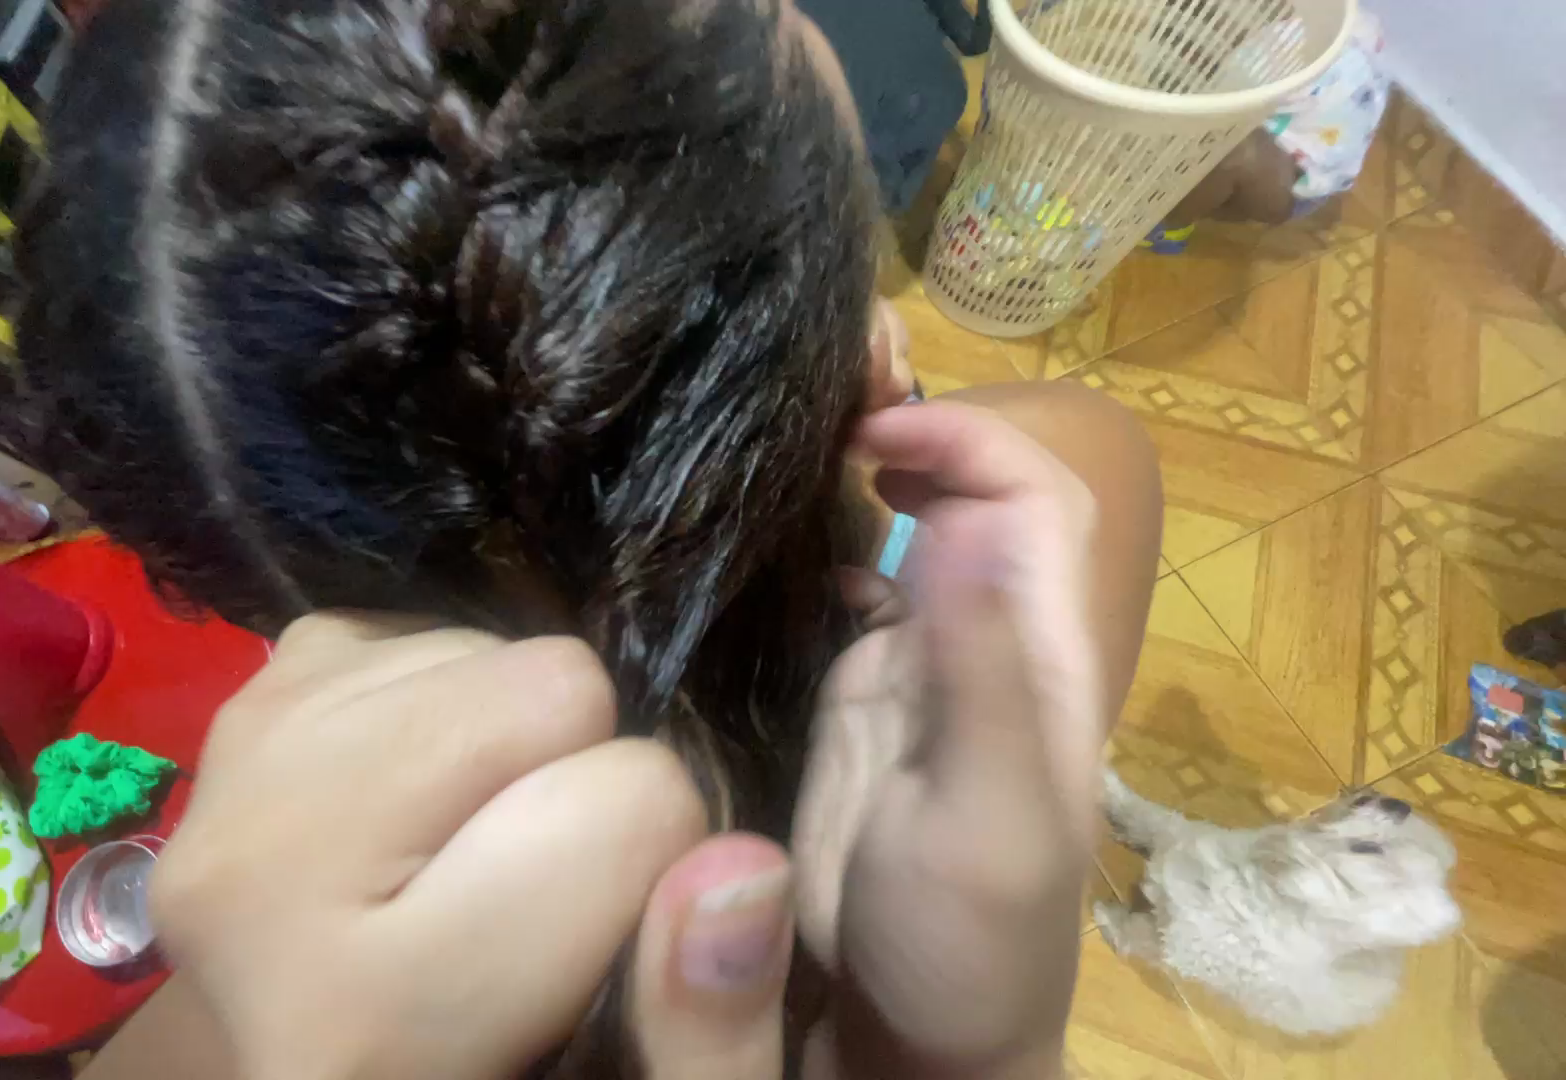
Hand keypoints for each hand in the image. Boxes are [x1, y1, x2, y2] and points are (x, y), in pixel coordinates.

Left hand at [149, 613, 799, 1079]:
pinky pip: (429, 627)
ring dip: (516, 727)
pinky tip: (418, 778)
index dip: (665, 848)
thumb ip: (706, 1038)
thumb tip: (745, 866)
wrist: (290, 1028)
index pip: (627, 807)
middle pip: (556, 683)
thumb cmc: (456, 1073)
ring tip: (467, 825)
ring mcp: (246, 747)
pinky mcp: (256, 682)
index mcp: (368, 1019)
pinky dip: (455, 691)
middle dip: (587, 762)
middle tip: (536, 858)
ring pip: (497, 643)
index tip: (618, 907)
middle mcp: (269, 866)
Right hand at [794, 401, 1103, 1076]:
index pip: (1031, 499)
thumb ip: (985, 674)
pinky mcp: (861, 683)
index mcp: (1035, 650)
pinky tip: (780, 537)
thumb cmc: (964, 926)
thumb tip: (968, 520)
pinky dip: (824, 543)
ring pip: (909, 532)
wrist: (908, 1010)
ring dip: (870, 480)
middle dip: (919, 435)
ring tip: (802, 451)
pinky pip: (852, 585)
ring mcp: (918, 657)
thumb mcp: (988, 807)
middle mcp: (982, 635)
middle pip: (975, 496)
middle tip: (830, 415)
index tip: (877, 432)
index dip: (969, 440)